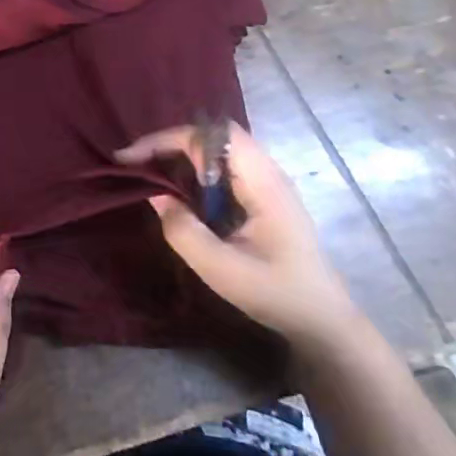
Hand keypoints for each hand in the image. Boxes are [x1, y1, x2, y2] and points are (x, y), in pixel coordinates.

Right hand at [117, 123, 354, 343]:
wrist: (324, 320)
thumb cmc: (276, 293)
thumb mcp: (222, 270)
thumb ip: (184, 231)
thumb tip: (156, 195)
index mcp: (262, 182)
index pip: (211, 136)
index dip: (167, 139)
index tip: (132, 158)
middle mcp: (267, 171)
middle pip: (213, 135)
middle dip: (170, 143)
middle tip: (137, 164)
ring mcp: (267, 182)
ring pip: (217, 149)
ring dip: (181, 156)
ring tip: (150, 174)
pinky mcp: (264, 196)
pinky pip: (224, 168)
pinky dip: (195, 171)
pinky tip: (179, 193)